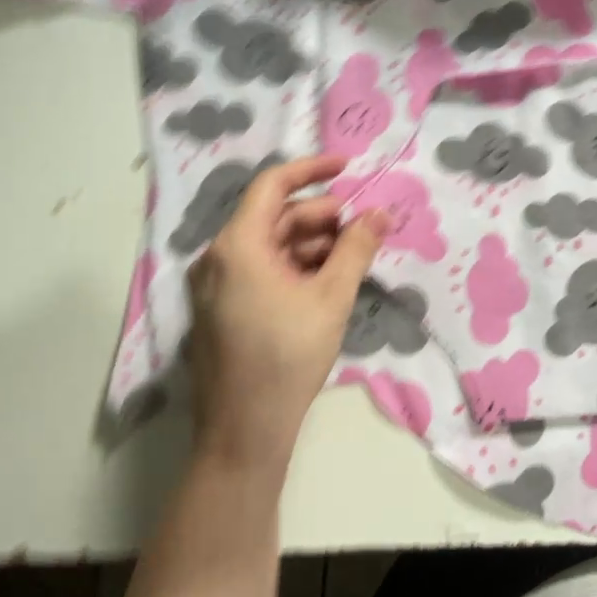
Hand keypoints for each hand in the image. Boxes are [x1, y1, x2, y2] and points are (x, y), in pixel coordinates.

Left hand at [186, 155, 387, 468]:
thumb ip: (357, 247)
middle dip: (322, 217)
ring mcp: (215, 287)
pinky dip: (295, 266)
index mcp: (237, 246)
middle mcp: (218, 259)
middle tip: (362, 230)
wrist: (244, 430)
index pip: (273, 185)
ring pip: (271, 246)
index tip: (349, 166)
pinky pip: (261, 270)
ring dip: (312, 244)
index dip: (313, 169)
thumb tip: (381, 211)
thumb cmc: (288, 355)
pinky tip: (326, 284)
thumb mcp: (333, 296)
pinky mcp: (220, 310)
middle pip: (275, 218)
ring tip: (350, 261)